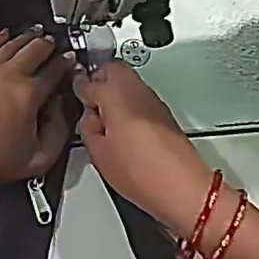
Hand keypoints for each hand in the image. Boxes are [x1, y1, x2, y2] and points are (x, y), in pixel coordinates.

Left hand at [0, 28, 76, 187]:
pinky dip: (2, 38)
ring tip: (38, 34)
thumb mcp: (40, 157)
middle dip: (50, 44)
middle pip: (36, 47)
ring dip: (29, 36)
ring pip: (14, 42)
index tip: (70, 62)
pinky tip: (7, 34)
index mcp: (29, 94)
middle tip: (56, 45)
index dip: (66, 63)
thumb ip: (59, 130)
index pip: (55, 69)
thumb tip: (62, 110)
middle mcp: (10, 76)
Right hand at [73, 61, 210, 227]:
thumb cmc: (144, 173)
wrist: (183, 189)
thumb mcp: (98, 153)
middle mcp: (136, 91)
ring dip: (114, 90)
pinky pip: (139, 96)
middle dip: (98, 78)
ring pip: (128, 80)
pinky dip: (128, 102)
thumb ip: (87, 127)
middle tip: (89, 97)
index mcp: (115, 95)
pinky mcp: (164, 113)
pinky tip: (122, 125)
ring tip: (105, 115)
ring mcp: (153, 100)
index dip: (78, 87)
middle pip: (112, 68)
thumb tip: (89, 118)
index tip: (75, 91)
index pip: (89, 81)